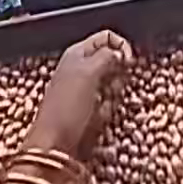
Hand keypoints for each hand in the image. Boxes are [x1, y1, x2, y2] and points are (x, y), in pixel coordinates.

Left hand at [23, 30, 133, 154]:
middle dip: (117, 76)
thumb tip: (122, 52)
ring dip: (112, 96)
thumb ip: (107, 56)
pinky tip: (99, 118)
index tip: (129, 62)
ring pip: (113, 85)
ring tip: (101, 106)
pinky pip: (109, 104)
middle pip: (113, 63)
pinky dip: (107, 111)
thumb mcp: (88, 72)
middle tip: (110, 87)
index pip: (107, 38)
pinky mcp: (90, 109)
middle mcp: (82, 68)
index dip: (121, 47)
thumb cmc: (66, 105)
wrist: (53, 145)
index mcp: (78, 53)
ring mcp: (86, 89)